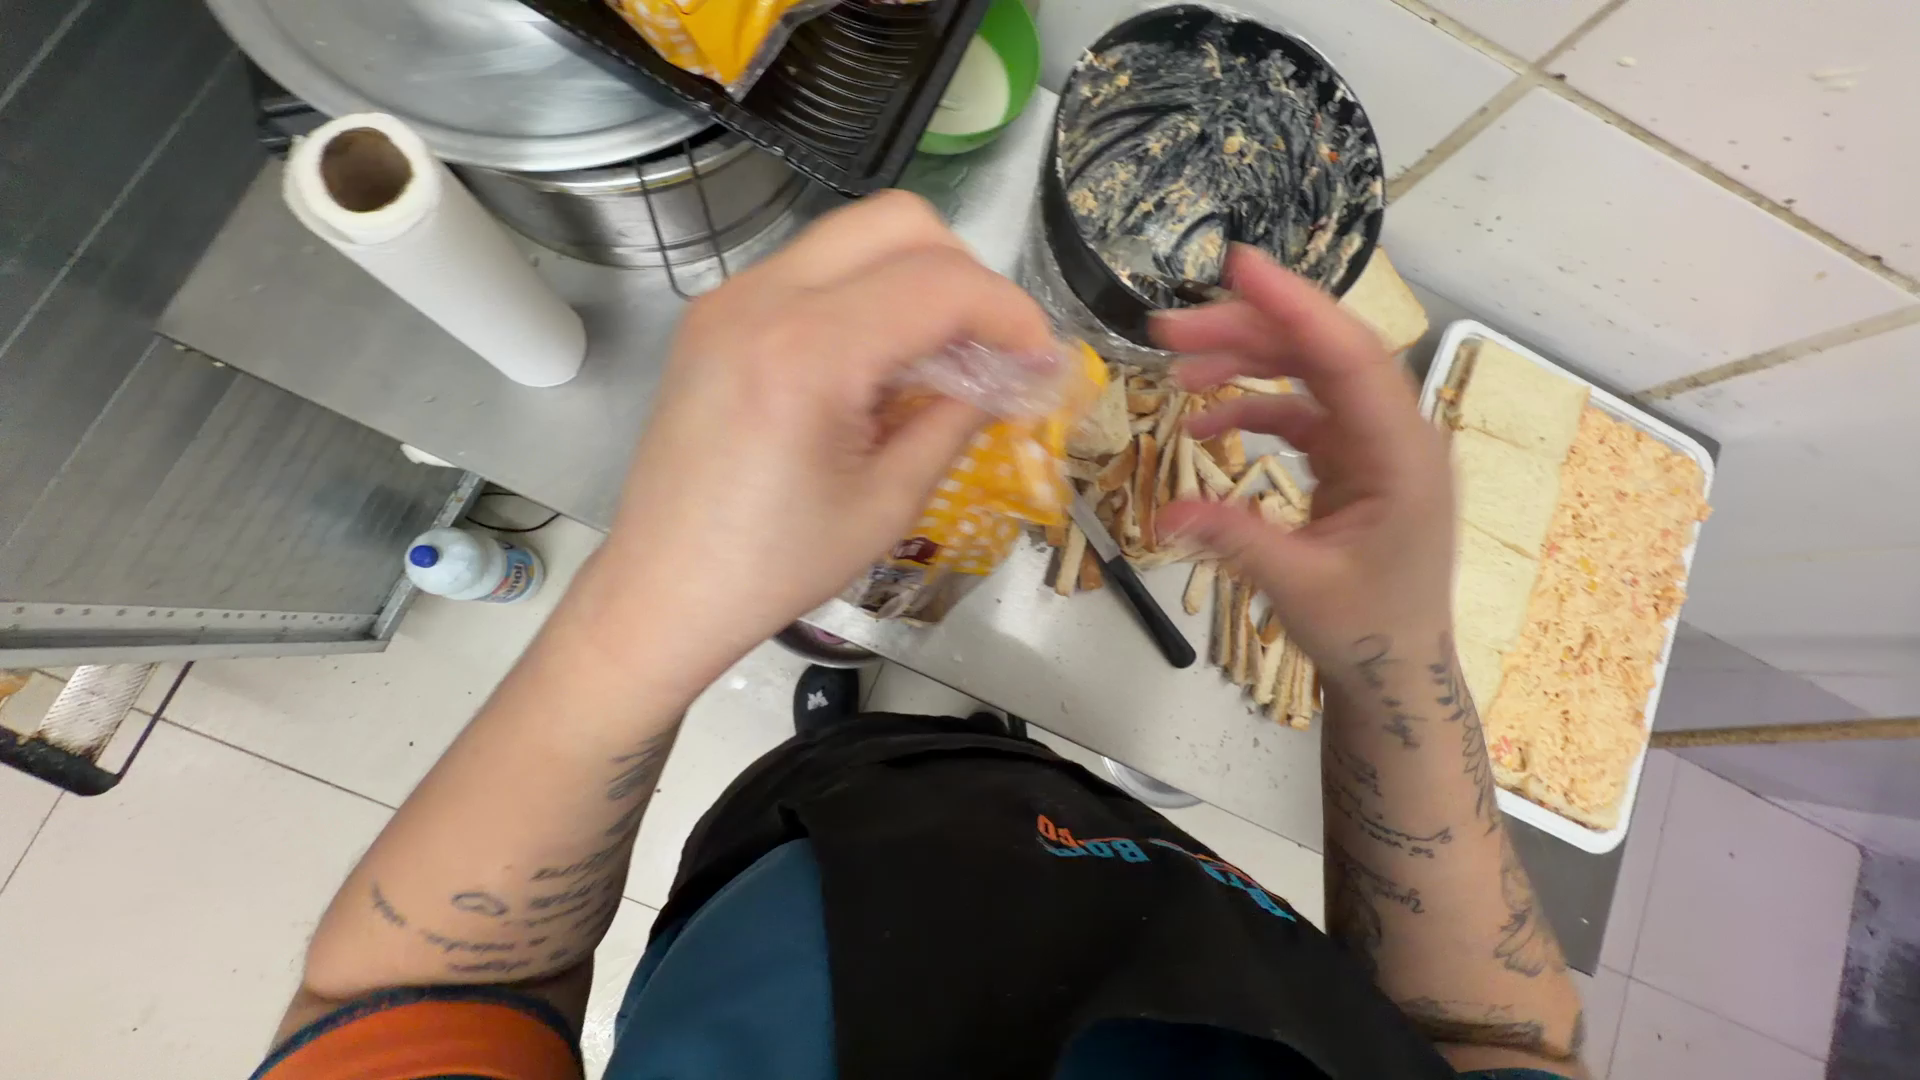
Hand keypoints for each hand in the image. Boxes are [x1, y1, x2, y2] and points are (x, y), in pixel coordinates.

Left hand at [589, 192, 1054, 686]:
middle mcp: (761, 298)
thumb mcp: (888, 503)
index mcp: (808, 352)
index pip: (940, 284)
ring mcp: (729, 297)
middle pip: (900, 222)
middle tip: (991, 348)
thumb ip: (956, 420)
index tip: (1041, 360)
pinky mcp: (716, 314)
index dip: (1011, 314)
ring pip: (855, 237)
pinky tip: (876, 365)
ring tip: (938, 359)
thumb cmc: (777, 566)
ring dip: (917, 281)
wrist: (665, 587)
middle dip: (968, 277)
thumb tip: (1006, 377)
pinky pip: (814, 270)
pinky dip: (867, 296)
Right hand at [1153, 246, 1454, 683]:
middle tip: (1169, 329)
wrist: (1395, 664)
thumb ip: (1233, 539)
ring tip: (1177, 368)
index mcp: (1402, 455)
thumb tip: (1160, 517)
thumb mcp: (1296, 585)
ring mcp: (1373, 444)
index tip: (1239, 267)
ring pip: (1308, 377)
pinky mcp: (1351, 459)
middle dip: (1246, 332)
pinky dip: (1252, 407)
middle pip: (1322, 354)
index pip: (1350, 358)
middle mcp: (1395, 434)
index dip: (1295, 306)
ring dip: (1244, 363)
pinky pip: (1300, 414)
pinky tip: (1206, 419)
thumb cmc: (1365, 628)